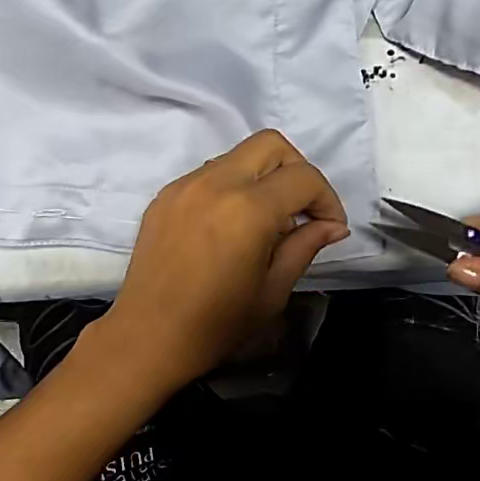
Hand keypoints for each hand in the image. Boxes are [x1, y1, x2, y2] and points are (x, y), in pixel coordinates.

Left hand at [88, 130, 348, 390]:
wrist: (147, 336)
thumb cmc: (216, 324)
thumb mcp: (273, 291)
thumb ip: (305, 247)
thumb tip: (332, 226)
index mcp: (248, 209)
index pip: (303, 177)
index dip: (327, 200)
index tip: (329, 227)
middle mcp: (215, 183)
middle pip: (270, 144)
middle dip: (297, 170)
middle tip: (302, 209)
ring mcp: (184, 185)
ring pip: (237, 155)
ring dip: (262, 176)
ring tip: (266, 220)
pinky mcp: (164, 196)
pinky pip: (208, 173)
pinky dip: (231, 186)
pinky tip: (231, 224)